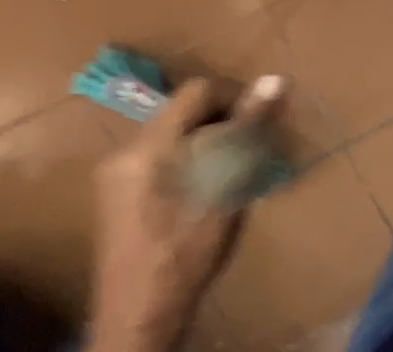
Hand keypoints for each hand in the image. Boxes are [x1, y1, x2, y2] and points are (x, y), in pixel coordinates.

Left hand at [88, 75, 284, 351]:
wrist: (140, 313)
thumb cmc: (189, 249)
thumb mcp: (227, 186)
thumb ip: (247, 130)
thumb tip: (275, 79)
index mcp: (148, 147)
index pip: (198, 91)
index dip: (235, 97)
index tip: (260, 123)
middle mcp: (125, 151)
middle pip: (185, 110)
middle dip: (225, 120)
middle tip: (253, 146)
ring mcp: (117, 173)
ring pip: (176, 133)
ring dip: (211, 139)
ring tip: (236, 167)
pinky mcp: (119, 192)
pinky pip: (163, 154)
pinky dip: (193, 156)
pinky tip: (210, 185)